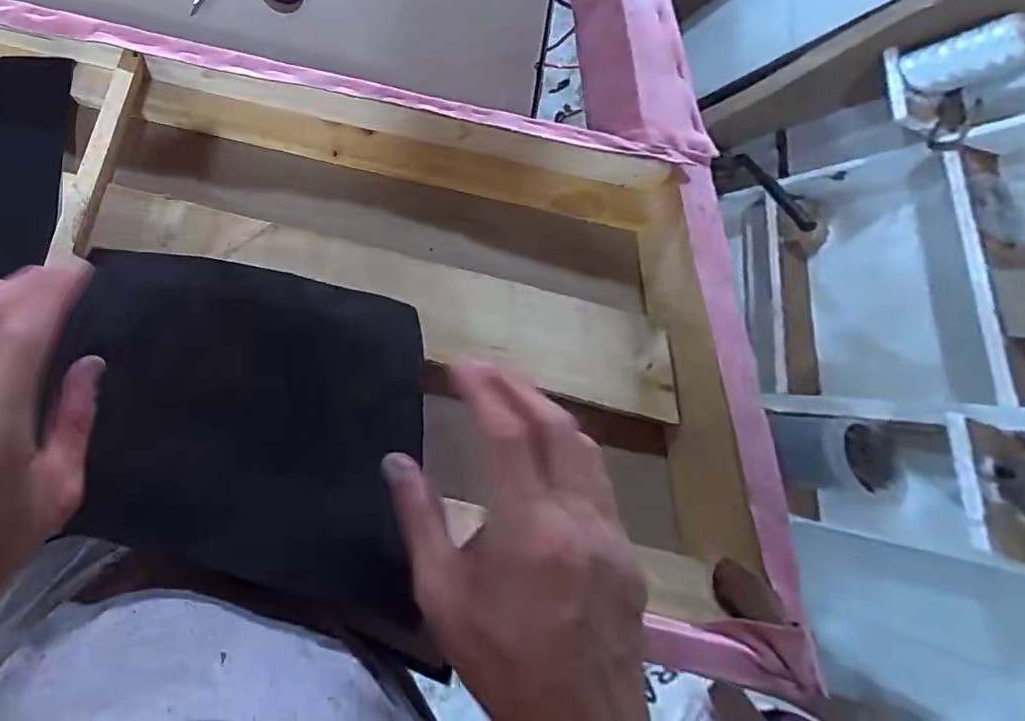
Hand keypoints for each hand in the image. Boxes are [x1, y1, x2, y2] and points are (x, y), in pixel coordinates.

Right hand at [384, 362, 649, 720]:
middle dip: (519, 387)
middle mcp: (579, 520)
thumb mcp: (441, 595)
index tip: (459, 365)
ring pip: (587, 448)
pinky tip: (549, 452)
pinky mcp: (629, 554)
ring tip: (516, 395)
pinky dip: (570, 448)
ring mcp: (612, 536)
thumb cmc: (500, 660)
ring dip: (549, 412)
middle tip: (485, 369)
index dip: (483, 390)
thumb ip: (419, 519)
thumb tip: (395, 460)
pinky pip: (600, 480)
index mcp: (530, 529)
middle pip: (557, 427)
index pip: (509, 434)